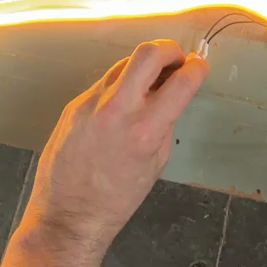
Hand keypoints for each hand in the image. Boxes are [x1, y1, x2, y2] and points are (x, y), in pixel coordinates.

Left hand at [18, 39, 209, 255]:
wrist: (67, 217)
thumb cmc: (119, 198)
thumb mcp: (157, 161)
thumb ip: (166, 120)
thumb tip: (173, 89)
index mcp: (145, 130)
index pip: (182, 81)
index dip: (198, 68)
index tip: (199, 67)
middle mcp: (117, 110)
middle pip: (149, 52)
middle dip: (170, 49)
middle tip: (176, 61)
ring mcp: (91, 103)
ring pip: (125, 62)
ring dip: (143, 67)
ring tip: (148, 85)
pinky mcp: (74, 104)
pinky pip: (105, 83)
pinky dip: (121, 87)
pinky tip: (120, 107)